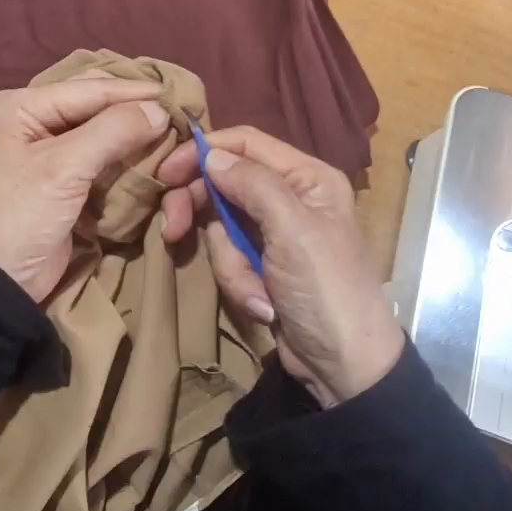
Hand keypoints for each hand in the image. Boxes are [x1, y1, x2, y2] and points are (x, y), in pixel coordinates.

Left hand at [0, 77, 170, 301]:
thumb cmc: (20, 215)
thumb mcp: (63, 168)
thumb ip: (112, 132)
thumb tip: (160, 109)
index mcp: (24, 105)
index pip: (91, 89)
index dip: (136, 92)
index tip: (179, 96)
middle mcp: (37, 121)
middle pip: (98, 108)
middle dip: (137, 113)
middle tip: (181, 115)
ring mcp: (52, 153)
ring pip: (105, 134)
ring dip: (137, 138)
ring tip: (175, 135)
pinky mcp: (66, 182)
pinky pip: (104, 161)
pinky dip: (128, 161)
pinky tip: (154, 159)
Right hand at [157, 127, 403, 407]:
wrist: (345, 367)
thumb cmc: (326, 290)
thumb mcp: (292, 231)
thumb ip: (253, 184)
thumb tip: (212, 154)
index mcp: (307, 177)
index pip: (245, 143)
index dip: (204, 150)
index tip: (166, 170)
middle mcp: (289, 196)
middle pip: (224, 183)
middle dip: (200, 210)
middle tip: (173, 229)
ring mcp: (273, 232)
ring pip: (221, 226)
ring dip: (229, 262)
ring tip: (255, 291)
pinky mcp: (261, 264)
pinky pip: (229, 258)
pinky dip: (239, 281)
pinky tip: (263, 304)